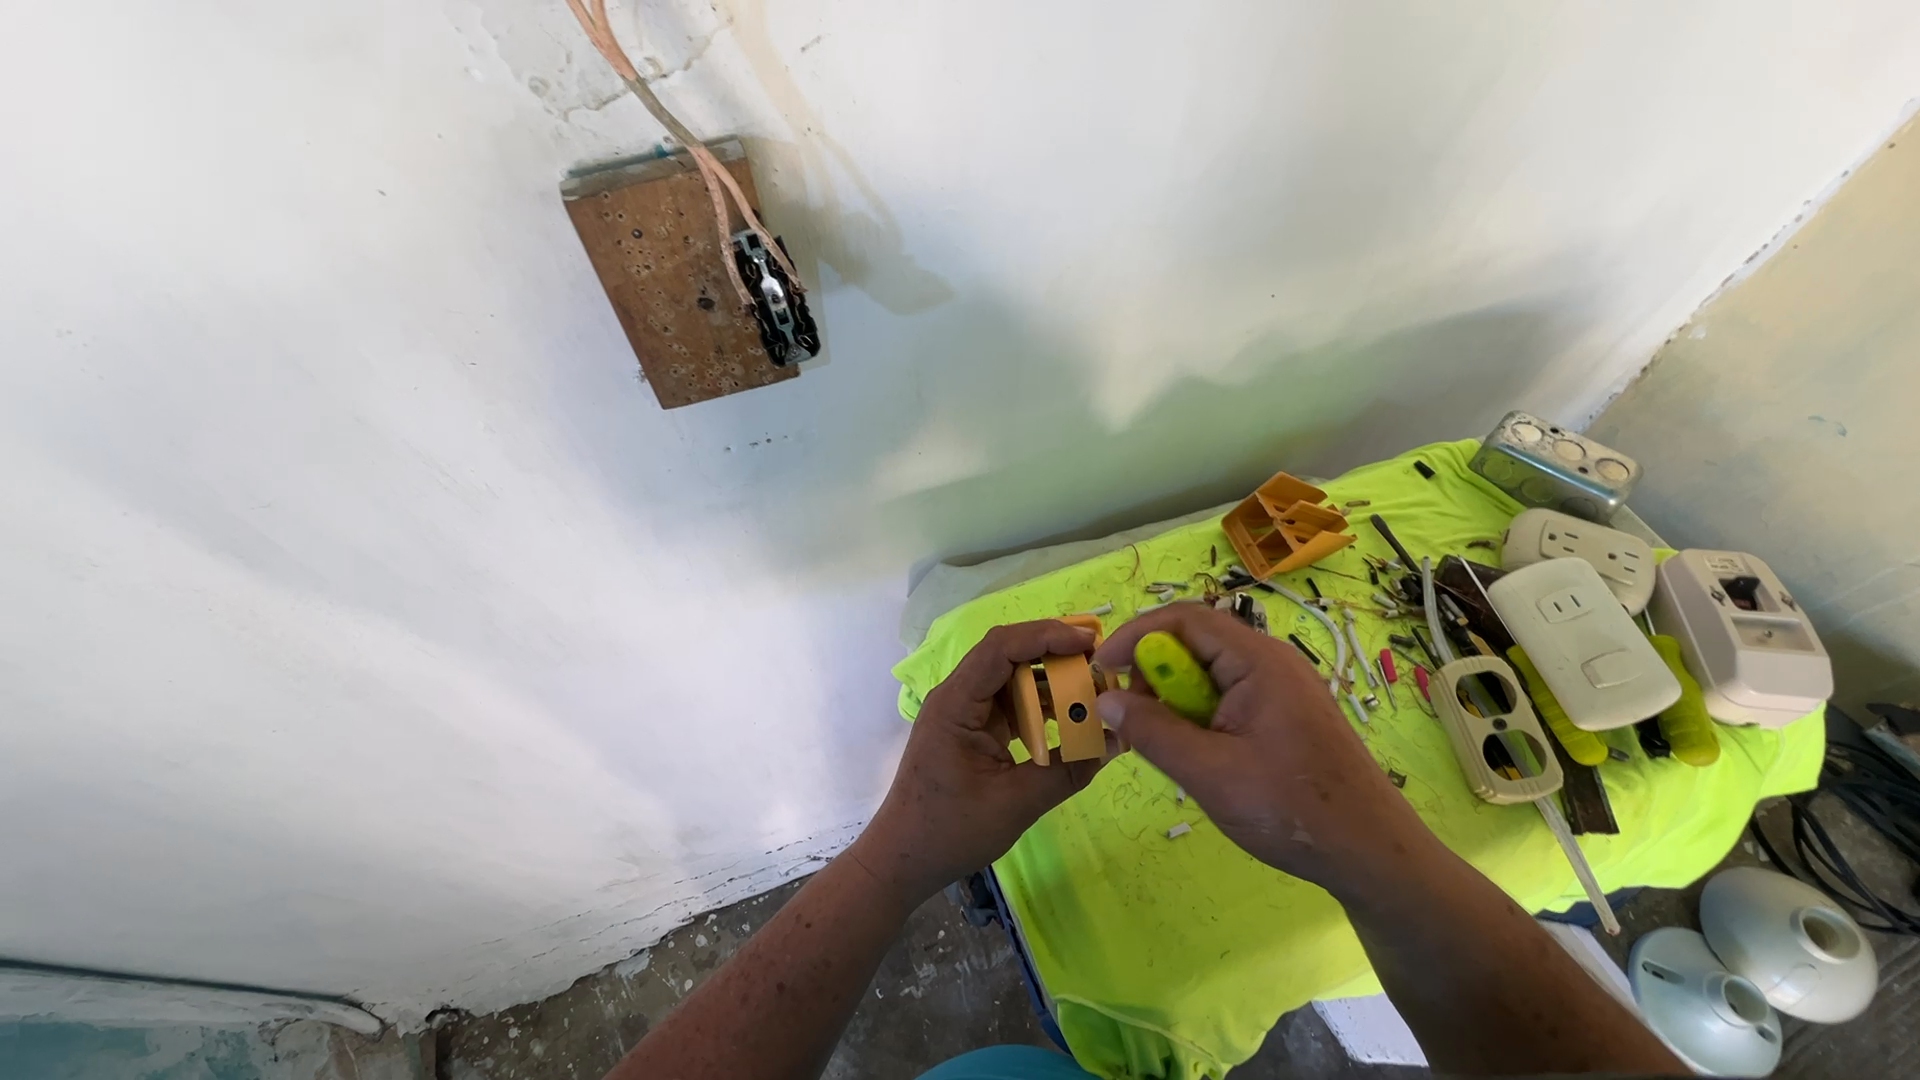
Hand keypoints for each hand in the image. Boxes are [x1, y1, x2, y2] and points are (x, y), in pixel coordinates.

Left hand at [854, 620, 1113, 903]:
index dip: (1046, 636)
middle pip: (1007, 655)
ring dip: (1049, 679)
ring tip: (1093, 687)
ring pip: (1010, 678)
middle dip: (1054, 652)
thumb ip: (1067, 771)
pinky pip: (1009, 703)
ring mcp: (962, 712)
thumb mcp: (1016, 804)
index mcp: (955, 704)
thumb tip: (1117, 742)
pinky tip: (1069, 716)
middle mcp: (956, 697)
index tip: (1089, 642)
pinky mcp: (971, 729)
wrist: (903, 859)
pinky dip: (1039, 705)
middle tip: (1100, 662)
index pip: (1001, 648)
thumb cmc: (950, 831)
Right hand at [1093, 605, 1432, 893]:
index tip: (1102, 669)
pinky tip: (1197, 750)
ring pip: (1210, 669)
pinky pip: (1229, 692)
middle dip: (1152, 668)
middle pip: (1196, 640)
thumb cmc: (1291, 810)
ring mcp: (1283, 686)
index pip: (1184, 619)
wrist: (1373, 855)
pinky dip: (1199, 710)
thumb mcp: (1209, 773)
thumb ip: (1153, 732)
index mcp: (1258, 661)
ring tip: (1163, 738)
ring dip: (1175, 694)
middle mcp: (1272, 660)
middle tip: (1132, 713)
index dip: (1135, 635)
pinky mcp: (1286, 712)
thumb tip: (1107, 700)